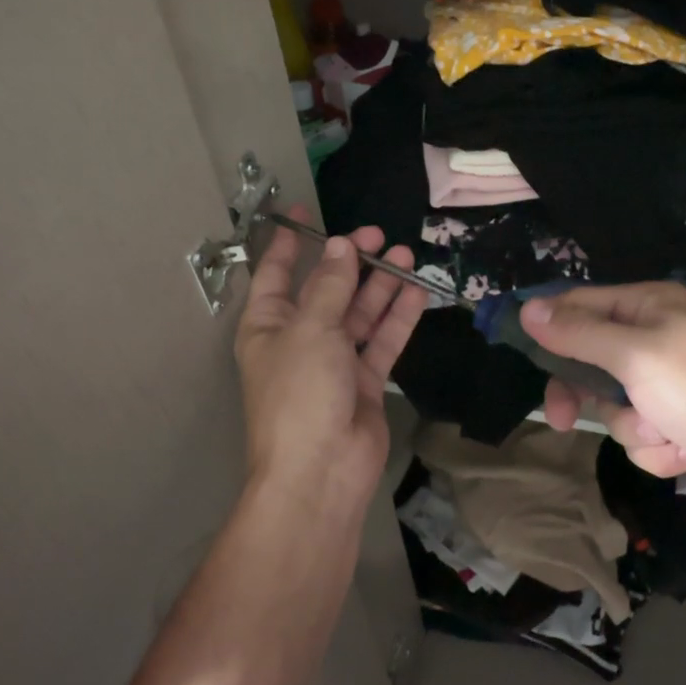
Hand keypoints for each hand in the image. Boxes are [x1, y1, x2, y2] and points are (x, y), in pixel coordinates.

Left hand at [235, 206, 428, 508]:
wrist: (320, 472)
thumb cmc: (300, 393)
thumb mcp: (311, 330)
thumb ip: (330, 286)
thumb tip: (340, 245)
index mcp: (268, 326)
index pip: (275, 274)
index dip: (286, 243)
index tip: (301, 212)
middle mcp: (299, 339)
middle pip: (326, 290)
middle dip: (349, 262)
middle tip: (377, 235)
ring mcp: (333, 362)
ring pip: (359, 313)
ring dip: (380, 286)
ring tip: (405, 255)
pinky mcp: (363, 382)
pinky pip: (381, 341)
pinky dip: (397, 318)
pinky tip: (417, 293)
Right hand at [521, 283, 685, 521]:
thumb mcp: (636, 356)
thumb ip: (579, 333)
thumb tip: (527, 308)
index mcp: (650, 306)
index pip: (581, 304)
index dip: (547, 325)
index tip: (513, 347)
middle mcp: (656, 338)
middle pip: (589, 359)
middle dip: (588, 393)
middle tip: (562, 417)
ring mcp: (667, 385)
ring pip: (613, 405)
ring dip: (633, 427)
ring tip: (667, 432)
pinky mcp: (677, 424)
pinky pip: (639, 435)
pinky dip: (657, 448)